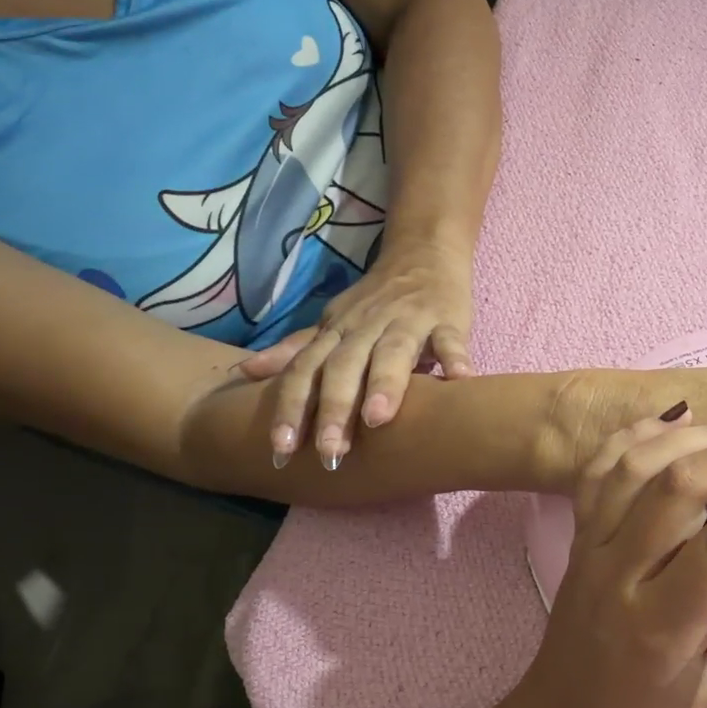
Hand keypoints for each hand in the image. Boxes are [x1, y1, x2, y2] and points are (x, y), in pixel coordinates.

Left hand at [236, 244, 473, 468]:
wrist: (423, 255)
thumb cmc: (378, 301)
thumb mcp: (333, 323)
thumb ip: (297, 350)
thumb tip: (245, 373)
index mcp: (337, 333)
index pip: (306, 371)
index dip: (292, 409)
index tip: (281, 451)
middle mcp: (366, 327)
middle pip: (345, 367)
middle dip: (334, 409)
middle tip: (330, 453)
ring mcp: (408, 322)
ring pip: (392, 352)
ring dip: (384, 384)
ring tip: (378, 420)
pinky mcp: (446, 320)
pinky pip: (450, 340)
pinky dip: (455, 358)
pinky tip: (461, 380)